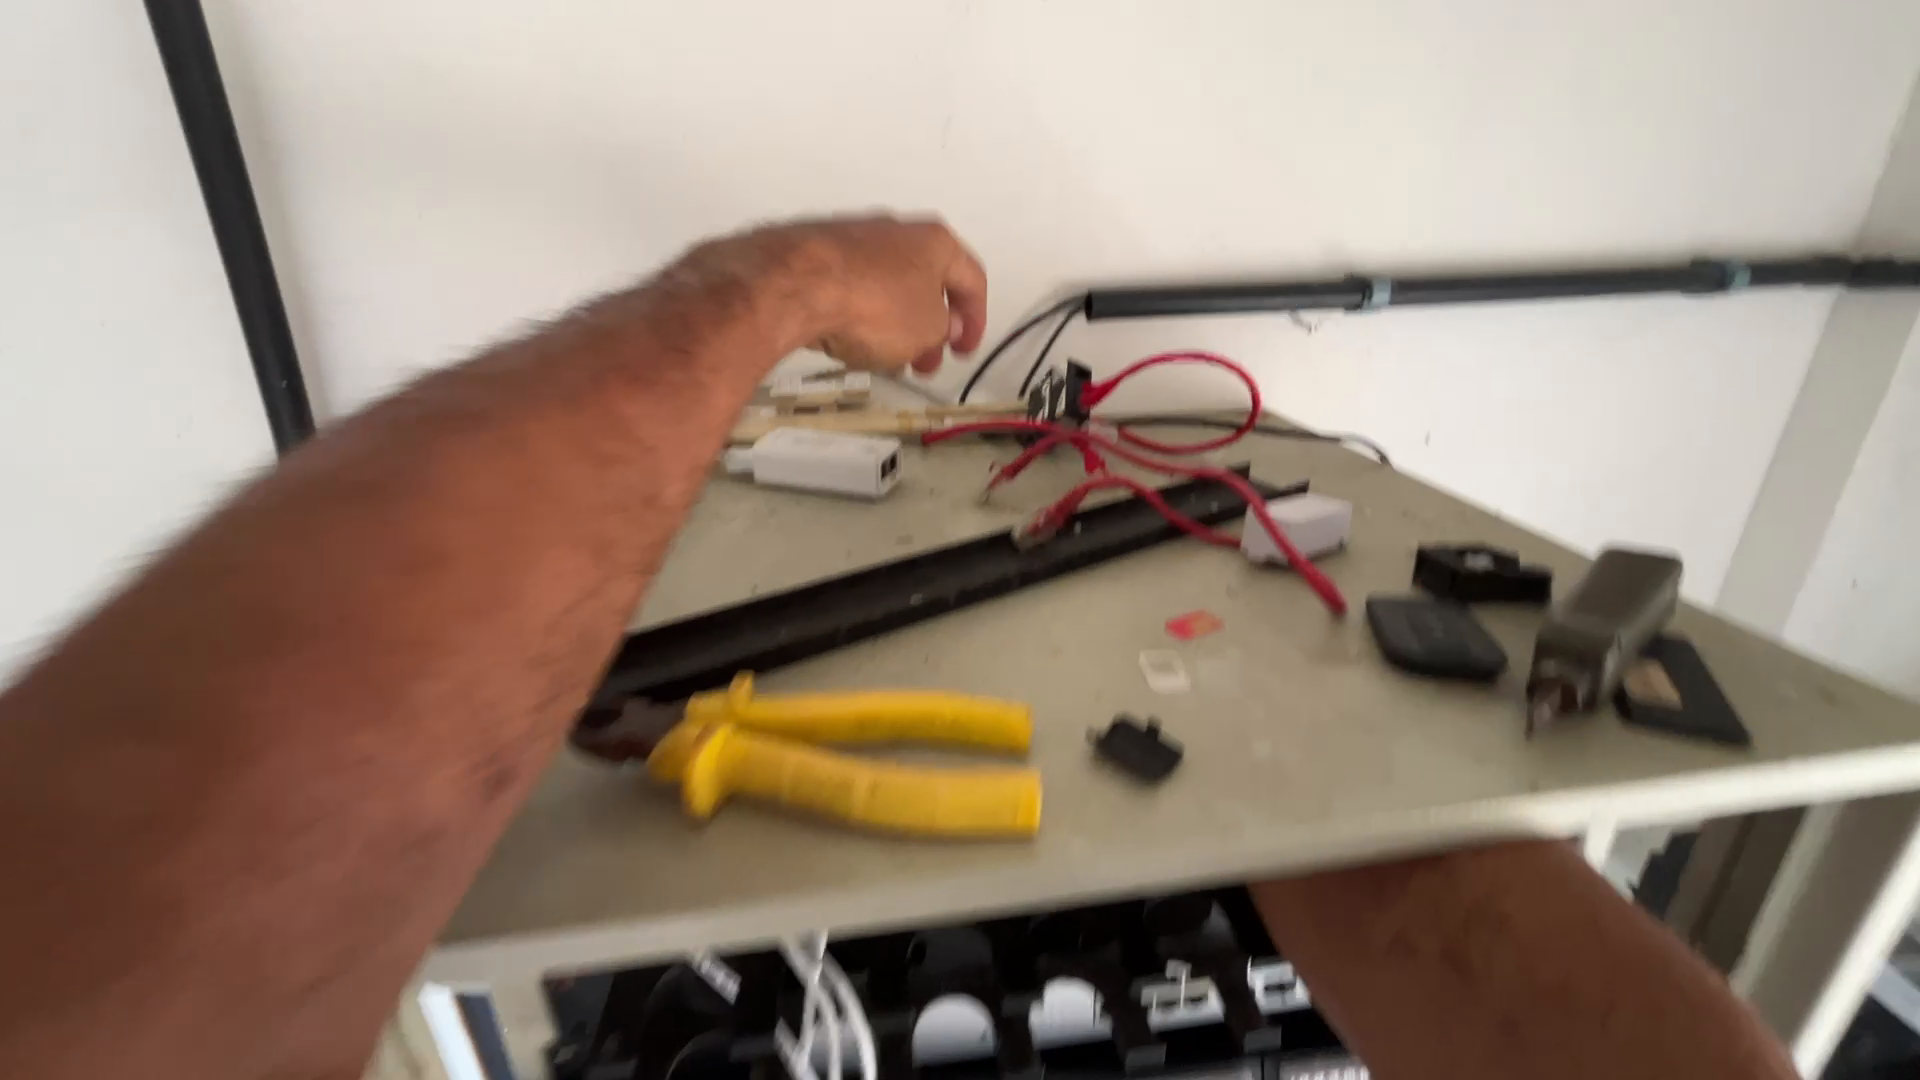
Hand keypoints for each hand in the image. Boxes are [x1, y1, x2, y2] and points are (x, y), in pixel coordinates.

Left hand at [694, 215, 988, 375]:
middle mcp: (897, 230)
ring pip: (889, 285)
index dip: (976, 320)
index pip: (972, 279)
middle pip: (927, 282)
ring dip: (897, 322)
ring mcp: (854, 237)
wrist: (795, 286)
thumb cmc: (874, 306)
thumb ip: (945, 329)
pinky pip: (853, 287)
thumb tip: (946, 324)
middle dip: (932, 327)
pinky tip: (852, 340)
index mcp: (936, 241)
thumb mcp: (927, 331)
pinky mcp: (816, 252)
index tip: (965, 351)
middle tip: (926, 362)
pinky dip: (862, 314)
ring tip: (887, 357)